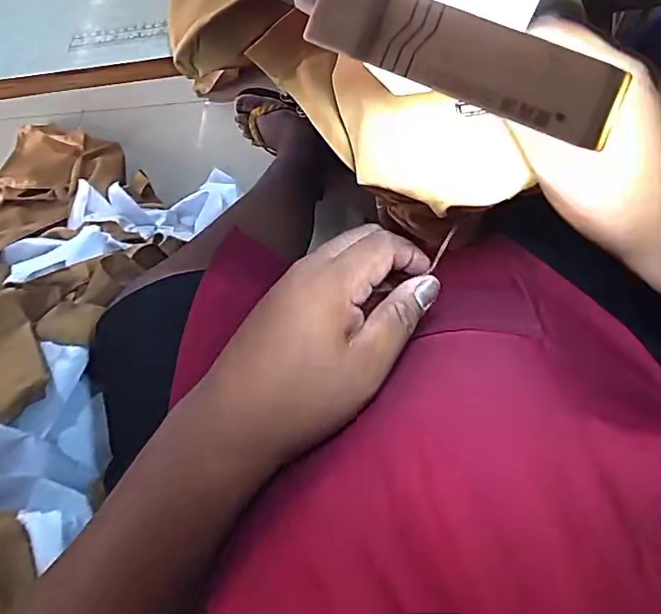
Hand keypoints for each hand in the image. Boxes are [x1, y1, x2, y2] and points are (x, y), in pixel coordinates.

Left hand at [181, 225, 439, 469]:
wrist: (228, 425)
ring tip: (388, 298)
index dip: (414, 254)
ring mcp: (289, 278)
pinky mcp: (278, 295)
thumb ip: (400, 315)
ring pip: (342, 247)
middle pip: (362, 235)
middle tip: (413, 285)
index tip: (431, 281)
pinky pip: (324, 264)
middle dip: (394, 251)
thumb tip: (429, 281)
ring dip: (371, 261)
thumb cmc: (306, 397)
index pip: (384, 241)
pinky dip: (350, 271)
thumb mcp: (367, 363)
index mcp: (332, 277)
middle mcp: (309, 265)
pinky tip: (354, 309)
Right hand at [504, 19, 660, 290]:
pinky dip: (557, 84)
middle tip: (483, 75)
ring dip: (538, 69)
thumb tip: (488, 83)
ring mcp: (635, 83)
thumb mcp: (562, 168)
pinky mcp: (631, 100)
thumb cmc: (622, 206)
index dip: (512, 40)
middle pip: (564, 40)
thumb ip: (525, 120)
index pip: (555, 31)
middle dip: (520, 53)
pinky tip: (536, 109)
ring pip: (574, 58)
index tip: (480, 57)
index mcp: (619, 75)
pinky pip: (586, 77)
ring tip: (502, 90)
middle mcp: (631, 67)